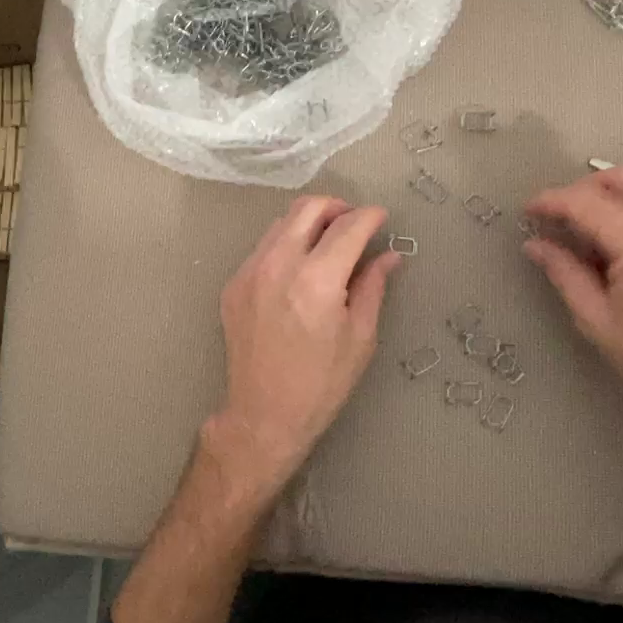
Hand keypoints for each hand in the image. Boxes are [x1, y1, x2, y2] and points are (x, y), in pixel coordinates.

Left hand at [214, 196, 401, 486]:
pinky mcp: (233, 284)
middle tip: (354, 223)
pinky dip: (286, 245)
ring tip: (328, 242)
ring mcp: (250, 272)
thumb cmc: (321, 383)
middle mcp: (279, 265)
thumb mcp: (360, 337)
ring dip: (309, 222)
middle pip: (308, 208)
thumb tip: (388, 256)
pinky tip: (300, 268)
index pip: (348, 227)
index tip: (381, 218)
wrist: (263, 415)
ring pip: (281, 223)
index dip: (370, 217)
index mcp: (317, 280)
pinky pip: (263, 247)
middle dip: (337, 207)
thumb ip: (373, 287)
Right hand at [523, 167, 622, 434]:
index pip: (585, 203)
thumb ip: (564, 273)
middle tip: (554, 217)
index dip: (549, 201)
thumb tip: (534, 244)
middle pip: (619, 178)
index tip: (525, 211)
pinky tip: (615, 244)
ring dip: (607, 197)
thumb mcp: (597, 320)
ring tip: (581, 231)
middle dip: (580, 189)